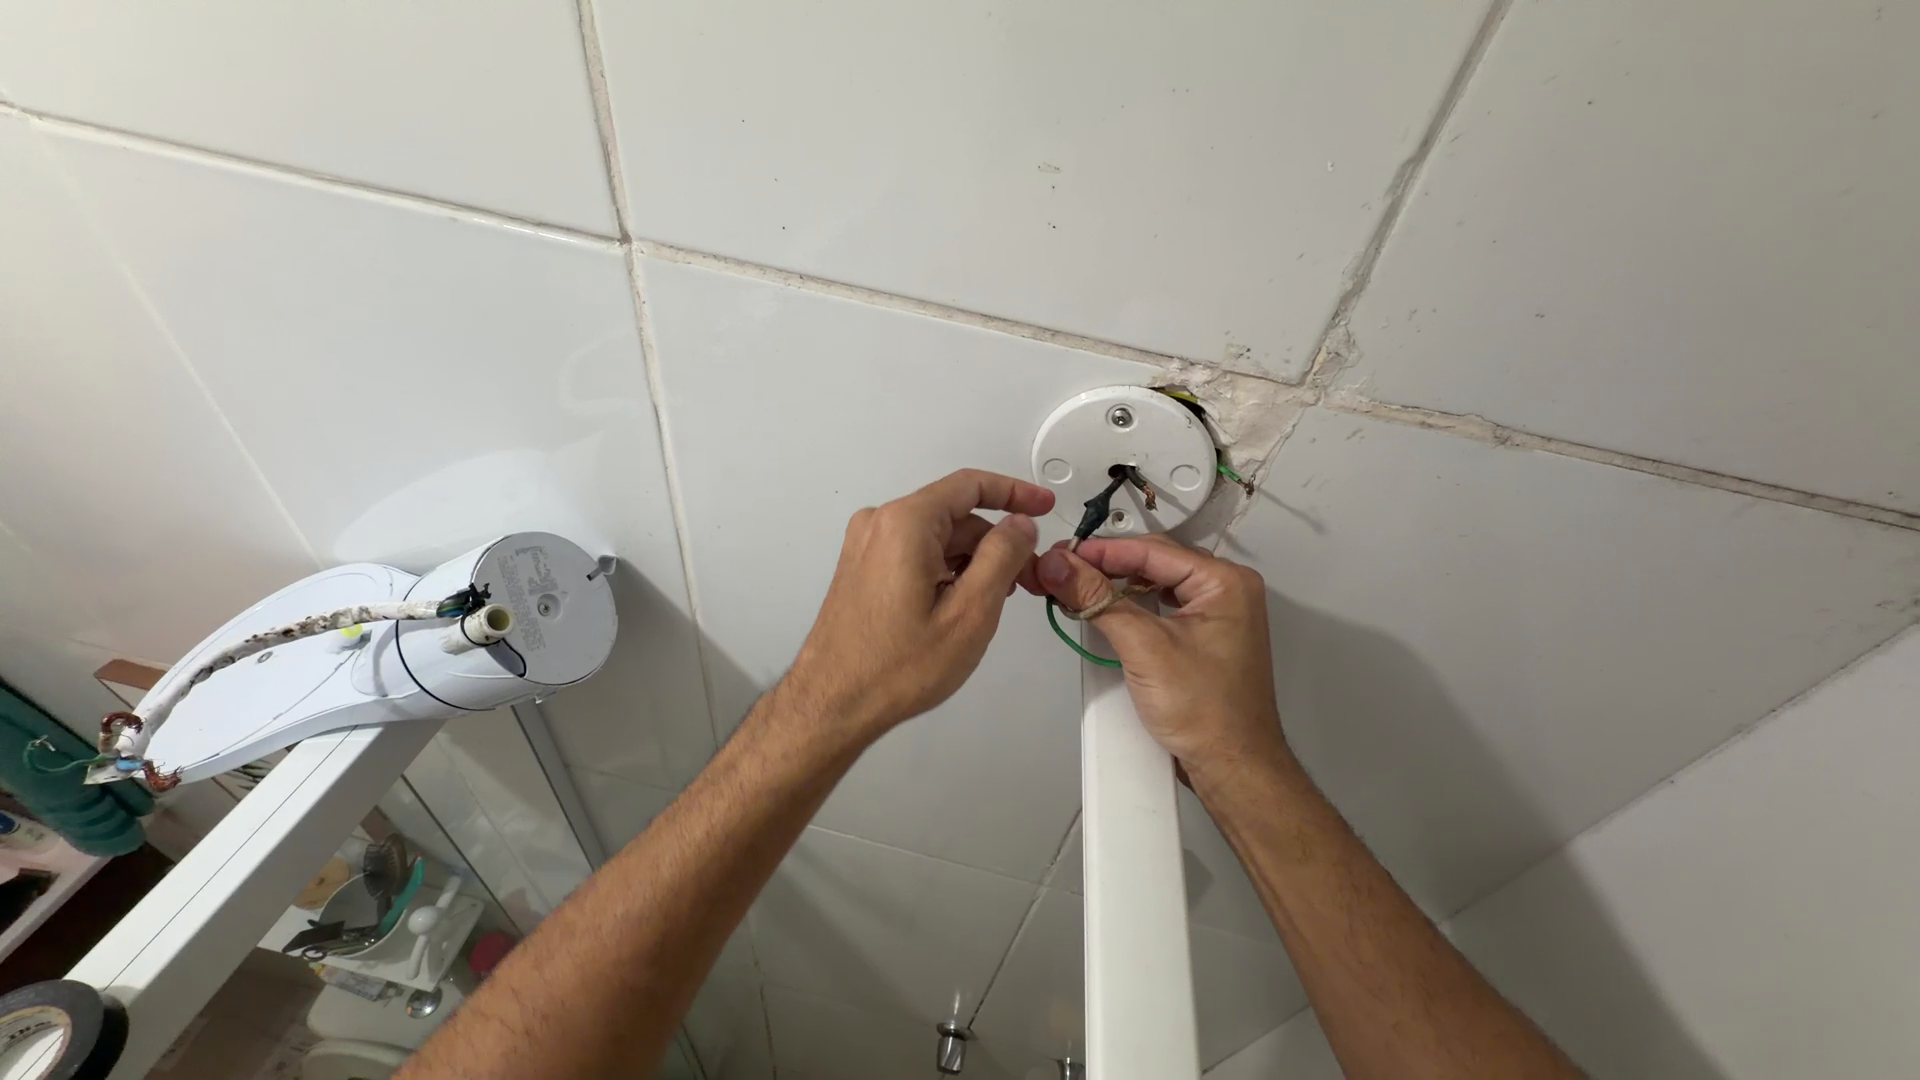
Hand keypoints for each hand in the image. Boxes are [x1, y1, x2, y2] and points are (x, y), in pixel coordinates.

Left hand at [783, 469, 1056, 741]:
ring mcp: (866, 546)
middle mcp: (880, 523)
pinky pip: (915, 553)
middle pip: (955, 515)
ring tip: (994, 602)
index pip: (970, 485)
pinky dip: (945, 570)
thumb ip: (1002, 556)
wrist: (833, 703)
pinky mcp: (861, 568)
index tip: (1045, 507)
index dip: (1015, 493)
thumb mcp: (969, 612)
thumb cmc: (898, 666)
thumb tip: (1021, 524)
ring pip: (937, 537)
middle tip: (1028, 580)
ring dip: (971, 560)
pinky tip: (961, 604)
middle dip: (996, 542)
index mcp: (905, 522)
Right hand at [1035, 535, 1287, 778]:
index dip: (1102, 551)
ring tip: (1077, 586)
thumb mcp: (1144, 647)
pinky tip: (1105, 611)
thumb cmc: (1208, 713)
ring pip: (1155, 584)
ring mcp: (1215, 616)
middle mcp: (1225, 592)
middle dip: (1106, 566)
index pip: (1152, 551)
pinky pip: (1160, 608)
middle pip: (1153, 563)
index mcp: (1225, 582)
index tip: (1064, 555)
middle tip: (1064, 569)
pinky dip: (1130, 607)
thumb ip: (1098, 601)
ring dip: (1116, 586)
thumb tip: (1061, 567)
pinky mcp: (1201, 638)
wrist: (1232, 767)